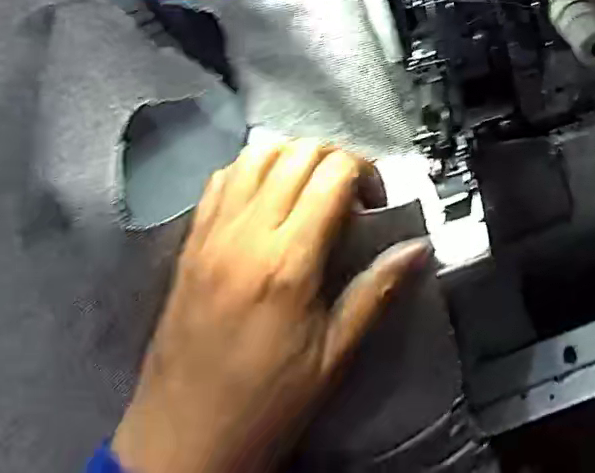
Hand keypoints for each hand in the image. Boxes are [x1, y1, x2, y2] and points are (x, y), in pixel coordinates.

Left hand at [112, 139, 430, 472]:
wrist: (175, 451)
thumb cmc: (265, 404)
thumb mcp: (333, 354)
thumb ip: (376, 290)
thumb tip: (419, 247)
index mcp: (287, 263)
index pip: (333, 172)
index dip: (365, 173)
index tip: (374, 204)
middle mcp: (245, 238)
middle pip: (299, 152)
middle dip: (336, 160)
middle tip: (350, 195)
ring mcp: (210, 239)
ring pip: (257, 155)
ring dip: (294, 159)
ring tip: (311, 191)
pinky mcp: (188, 247)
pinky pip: (221, 180)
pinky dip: (253, 172)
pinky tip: (271, 200)